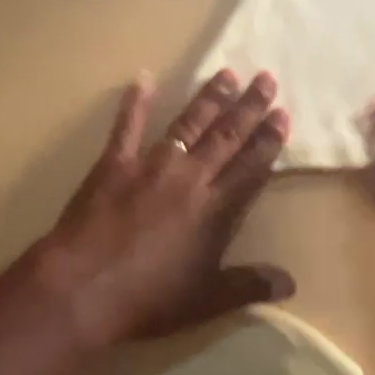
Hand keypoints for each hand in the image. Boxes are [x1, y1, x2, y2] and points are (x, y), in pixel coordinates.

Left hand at [37, 69, 293, 344]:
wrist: (82, 288)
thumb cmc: (148, 299)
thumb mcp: (206, 300)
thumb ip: (248, 285)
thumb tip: (291, 283)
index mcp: (214, 209)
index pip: (251, 167)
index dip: (269, 140)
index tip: (282, 113)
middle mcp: (189, 177)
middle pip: (226, 136)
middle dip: (249, 107)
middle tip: (266, 78)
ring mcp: (151, 164)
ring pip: (188, 123)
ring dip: (210, 98)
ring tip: (227, 74)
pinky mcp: (115, 162)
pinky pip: (128, 125)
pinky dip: (136, 101)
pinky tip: (144, 77)